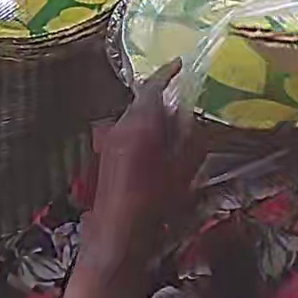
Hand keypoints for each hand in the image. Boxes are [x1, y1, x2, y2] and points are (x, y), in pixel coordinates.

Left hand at [86, 62, 204, 266]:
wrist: (118, 234)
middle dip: (163, 96)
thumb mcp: (184, 168)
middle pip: (143, 100)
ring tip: (175, 123)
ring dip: (153, 114)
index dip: (167, 72)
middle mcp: (121, 125)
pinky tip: (159, 144)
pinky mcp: (107, 154)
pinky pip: (128, 129)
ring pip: (135, 115)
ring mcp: (110, 140)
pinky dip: (144, 127)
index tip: (180, 63)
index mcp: (141, 123)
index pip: (153, 87)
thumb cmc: (155, 201)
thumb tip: (191, 117)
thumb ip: (190, 137)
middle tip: (185, 97)